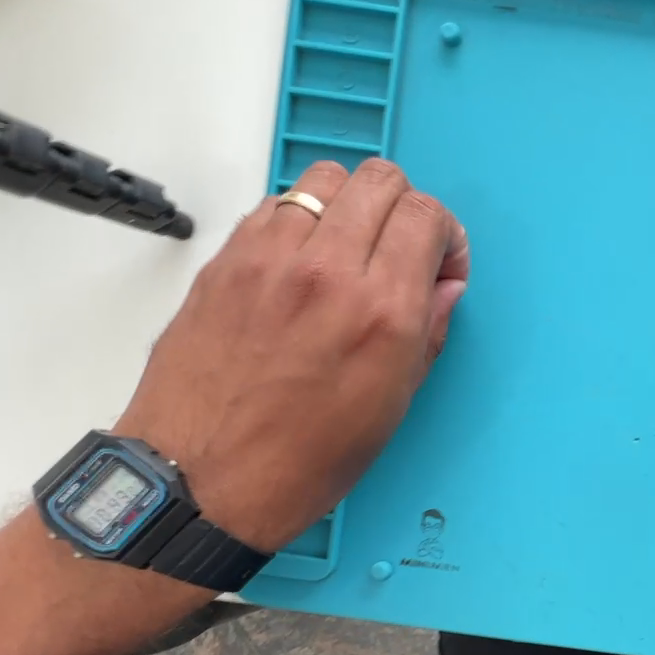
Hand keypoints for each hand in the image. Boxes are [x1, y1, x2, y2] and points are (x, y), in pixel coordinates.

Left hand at [114, 159, 468, 551]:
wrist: (206, 476)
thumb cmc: (308, 457)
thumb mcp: (393, 403)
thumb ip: (426, 331)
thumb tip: (442, 287)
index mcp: (383, 312)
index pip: (427, 216)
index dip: (448, 236)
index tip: (441, 267)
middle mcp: (328, 270)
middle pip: (381, 179)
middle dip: (407, 210)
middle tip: (403, 252)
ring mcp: (270, 257)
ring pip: (327, 178)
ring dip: (354, 205)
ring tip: (352, 251)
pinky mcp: (226, 260)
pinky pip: (278, 205)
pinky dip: (306, 219)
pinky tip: (306, 262)